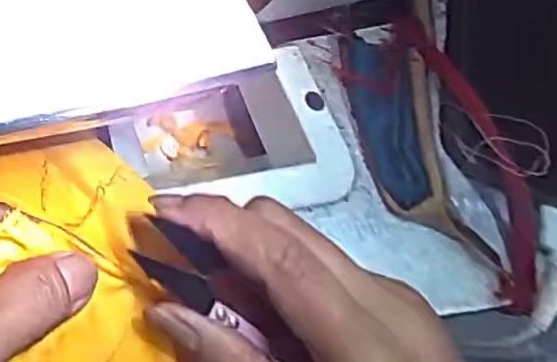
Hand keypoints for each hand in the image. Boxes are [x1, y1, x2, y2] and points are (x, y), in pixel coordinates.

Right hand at [144, 195, 458, 361]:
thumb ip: (234, 361)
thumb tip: (163, 307)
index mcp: (373, 337)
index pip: (278, 249)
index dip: (212, 220)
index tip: (157, 210)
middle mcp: (387, 299)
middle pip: (281, 224)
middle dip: (219, 228)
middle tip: (173, 252)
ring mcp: (398, 299)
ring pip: (295, 237)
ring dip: (244, 251)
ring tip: (214, 290)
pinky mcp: (399, 307)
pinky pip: (319, 264)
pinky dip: (277, 275)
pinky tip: (263, 314)